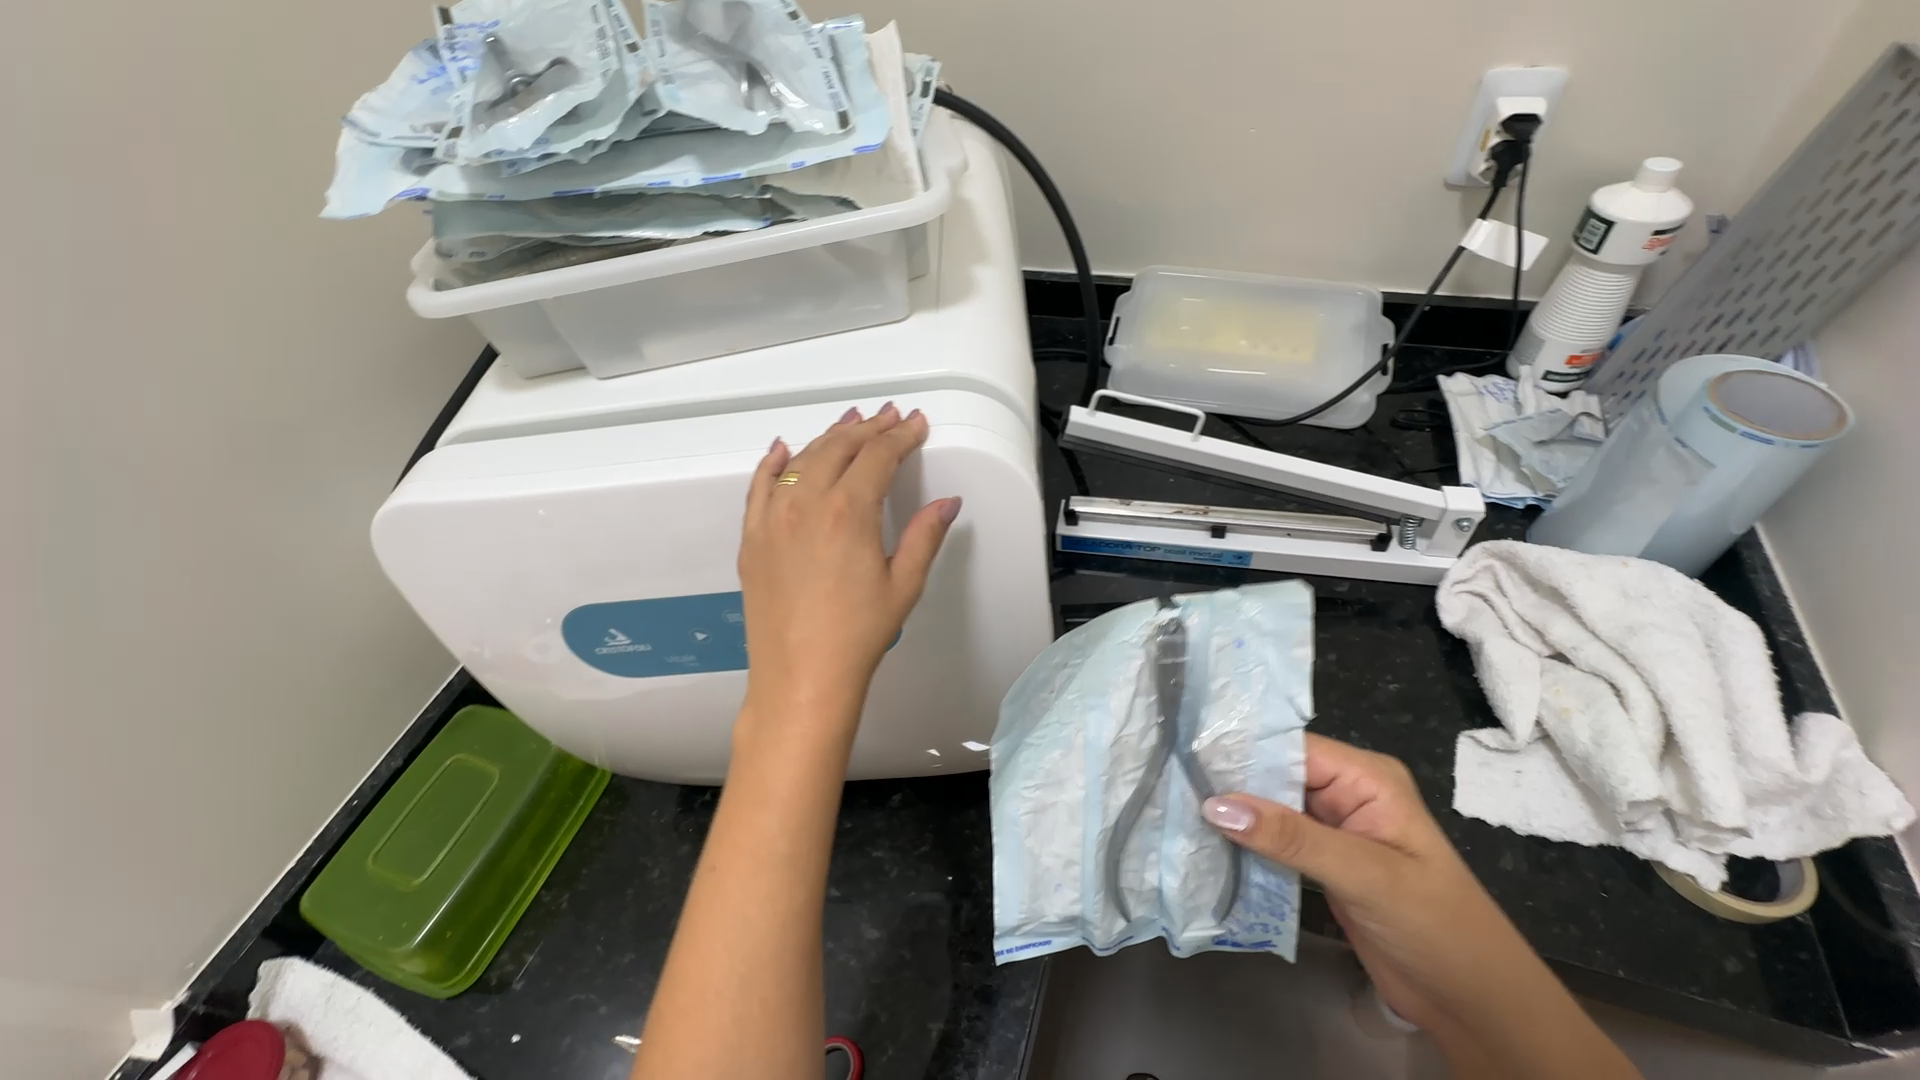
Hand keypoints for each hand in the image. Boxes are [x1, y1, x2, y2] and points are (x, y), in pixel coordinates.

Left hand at [736, 403, 959, 735]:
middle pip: (840, 447)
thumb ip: (925, 535)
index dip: (900, 436)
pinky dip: (772, 462)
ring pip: (801, 459)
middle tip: (889, 418)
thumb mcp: (904, 584)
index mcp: (848, 512)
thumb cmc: (855, 637)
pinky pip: (759, 486)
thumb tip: (946, 503)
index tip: (914, 425)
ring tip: (849, 422)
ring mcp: (773, 519)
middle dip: (869, 428)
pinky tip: (783, 448)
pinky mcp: (753, 539)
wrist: (801, 677)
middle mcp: (806, 505)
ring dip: (828, 436)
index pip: (878, 456)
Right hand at [1202, 734, 1638, 1078]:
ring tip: (1173, 808)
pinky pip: (1273, 843)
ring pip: (1269, 809)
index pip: (1291, 748)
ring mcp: (1332, 830)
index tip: (1185, 754)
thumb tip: (1215, 804)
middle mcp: (1346, 794)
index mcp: (1366, 777)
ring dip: (1232, 815)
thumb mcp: (1364, 874)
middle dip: (1228, 782)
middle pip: (1274, 775)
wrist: (1473, 999)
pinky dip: (1244, 845)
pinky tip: (1204, 844)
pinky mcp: (1321, 863)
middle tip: (1168, 781)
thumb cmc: (1435, 924)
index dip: (1240, 750)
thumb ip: (1291, 838)